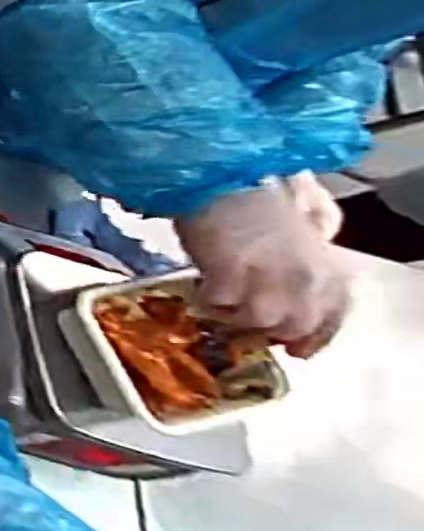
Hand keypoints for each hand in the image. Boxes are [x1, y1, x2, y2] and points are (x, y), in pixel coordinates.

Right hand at [177, 185, 350, 356]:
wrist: (221, 179)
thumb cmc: (257, 195)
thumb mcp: (303, 227)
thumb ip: (310, 254)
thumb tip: (305, 274)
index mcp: (329, 268)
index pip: (332, 317)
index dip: (314, 338)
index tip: (295, 350)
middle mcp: (307, 279)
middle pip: (293, 325)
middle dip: (265, 329)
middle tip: (238, 323)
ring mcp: (268, 277)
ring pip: (256, 320)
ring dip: (231, 316)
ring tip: (214, 304)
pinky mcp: (228, 273)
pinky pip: (218, 303)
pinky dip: (207, 302)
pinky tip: (198, 292)